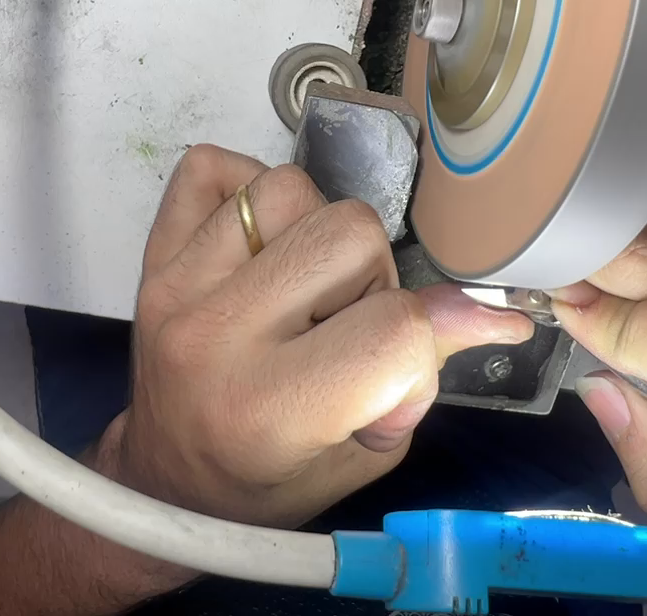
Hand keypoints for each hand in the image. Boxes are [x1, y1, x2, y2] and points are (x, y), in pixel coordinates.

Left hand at [102, 144, 533, 529]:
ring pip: (288, 187)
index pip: (396, 327)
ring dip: (314, 230)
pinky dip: (245, 190)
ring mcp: (175, 285)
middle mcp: (214, 336)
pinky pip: (209, 167)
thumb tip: (494, 313)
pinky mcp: (152, 254)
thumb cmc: (269, 480)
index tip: (389, 383)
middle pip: (349, 229)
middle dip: (371, 275)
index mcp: (269, 409)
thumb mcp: (362, 449)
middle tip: (344, 325)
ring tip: (300, 285)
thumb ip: (424, 370)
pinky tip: (256, 244)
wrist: (165, 480)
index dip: (417, 350)